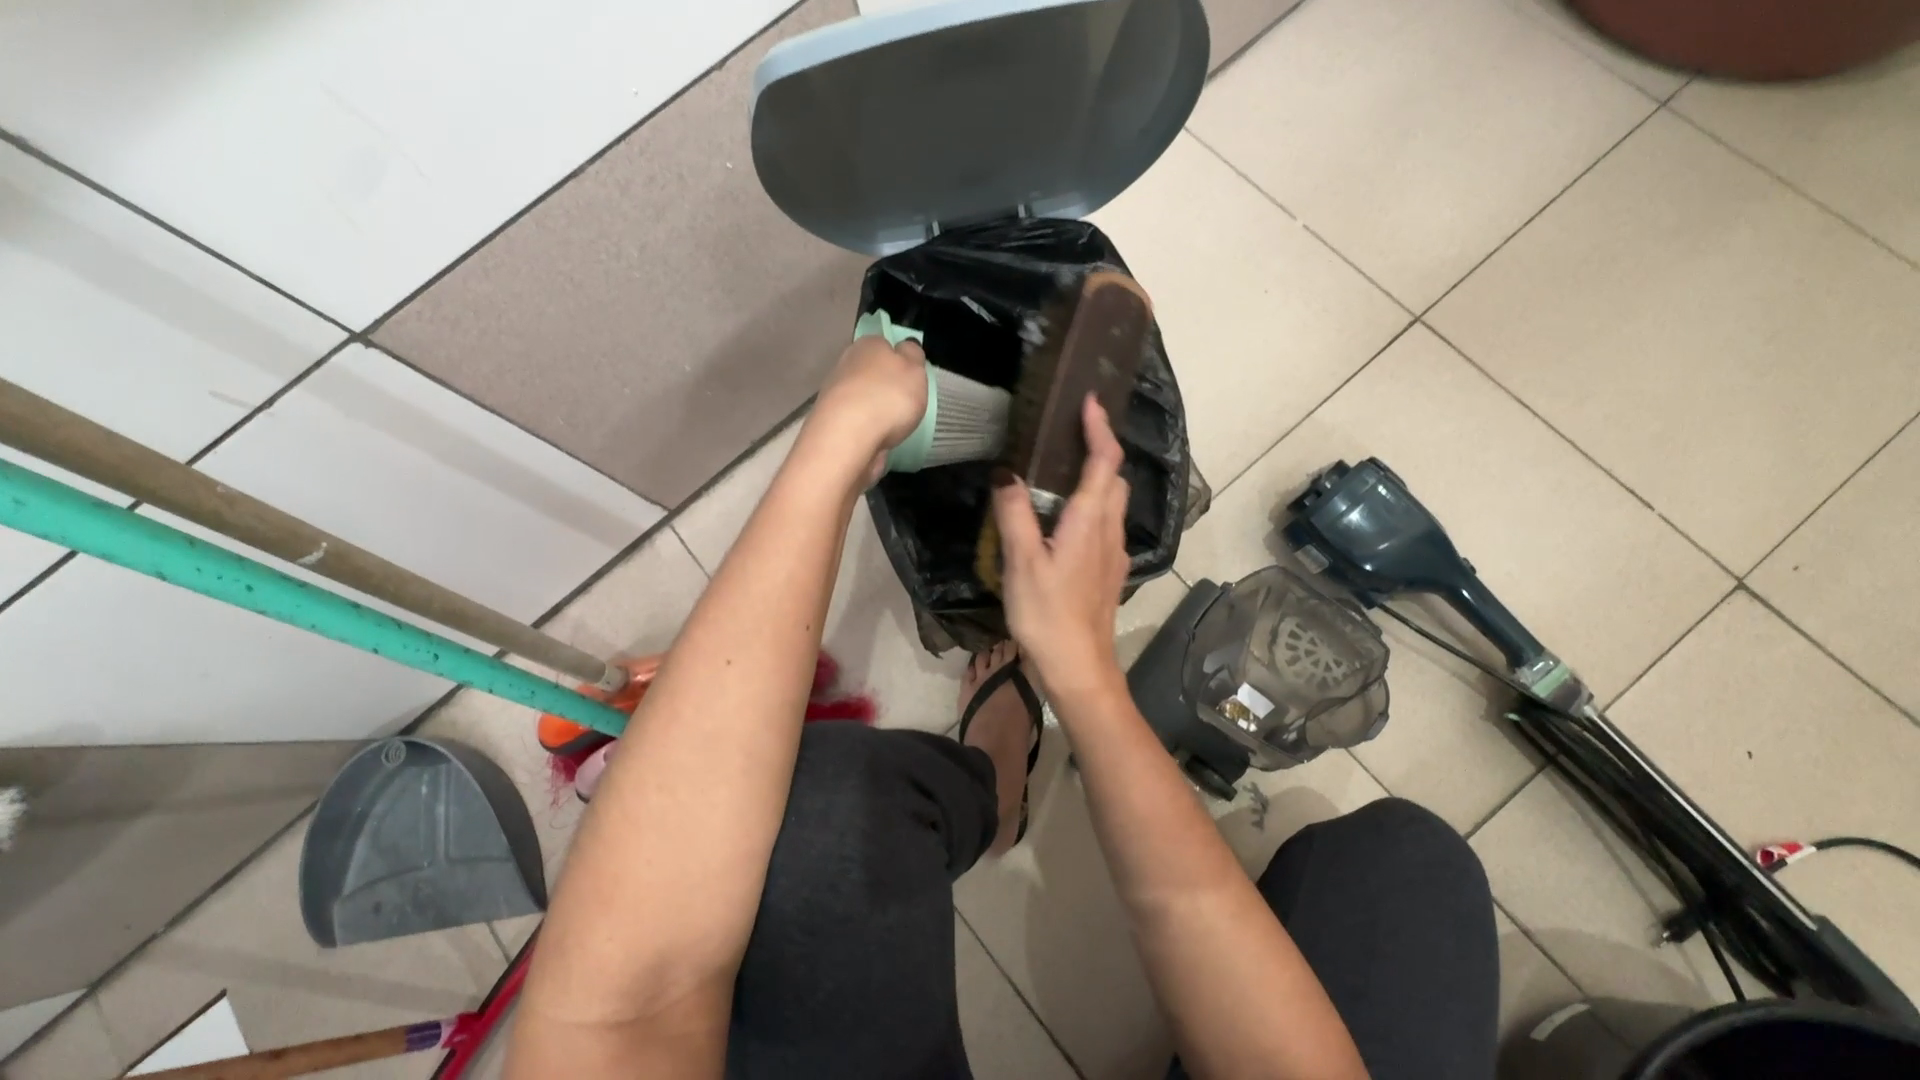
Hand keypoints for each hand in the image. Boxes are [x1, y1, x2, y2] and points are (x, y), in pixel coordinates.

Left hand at [806, 337, 929, 483]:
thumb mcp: (915, 368)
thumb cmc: (888, 396)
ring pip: (862, 397)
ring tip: (891, 425)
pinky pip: (855, 421)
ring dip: (874, 409)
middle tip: (904, 403)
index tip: (911, 378)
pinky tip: (876, 438)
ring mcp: (835, 394)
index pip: (884, 345)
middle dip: (885, 386)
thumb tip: (904, 347)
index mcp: (867, 345)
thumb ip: (913, 355)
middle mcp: (846, 364)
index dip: (899, 360)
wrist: (848, 437)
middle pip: (871, 372)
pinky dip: (866, 428)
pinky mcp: (832, 422)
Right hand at [990, 395, 1130, 699]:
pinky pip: (1105, 528)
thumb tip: (1008, 473)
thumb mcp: (1022, 563)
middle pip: (1115, 479)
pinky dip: (1091, 509)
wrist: (1080, 669)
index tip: (1089, 401)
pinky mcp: (1109, 575)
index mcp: (1090, 521)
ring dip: (1096, 481)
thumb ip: (1015, 513)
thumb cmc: (1049, 615)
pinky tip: (1064, 524)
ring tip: (1061, 474)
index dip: (1100, 428)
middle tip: (1069, 436)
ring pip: (1113, 504)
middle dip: (1100, 451)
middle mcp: (1110, 531)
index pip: (1105, 461)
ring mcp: (1114, 555)